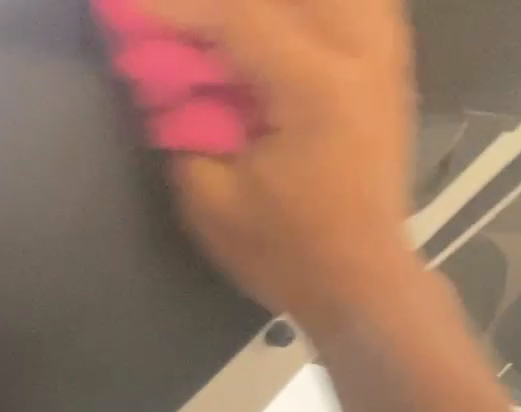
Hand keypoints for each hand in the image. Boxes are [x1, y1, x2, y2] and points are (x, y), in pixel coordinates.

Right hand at [152, 0, 424, 334]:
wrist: (358, 275)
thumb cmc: (281, 249)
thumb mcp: (210, 201)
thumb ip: (185, 131)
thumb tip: (165, 83)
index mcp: (317, 86)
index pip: (240, 16)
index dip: (179, 8)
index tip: (131, 8)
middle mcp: (363, 47)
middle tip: (174, 14)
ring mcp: (386, 48)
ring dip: (264, 2)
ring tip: (216, 19)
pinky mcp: (389, 60)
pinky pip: (351, 0)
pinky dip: (302, 7)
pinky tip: (270, 24)